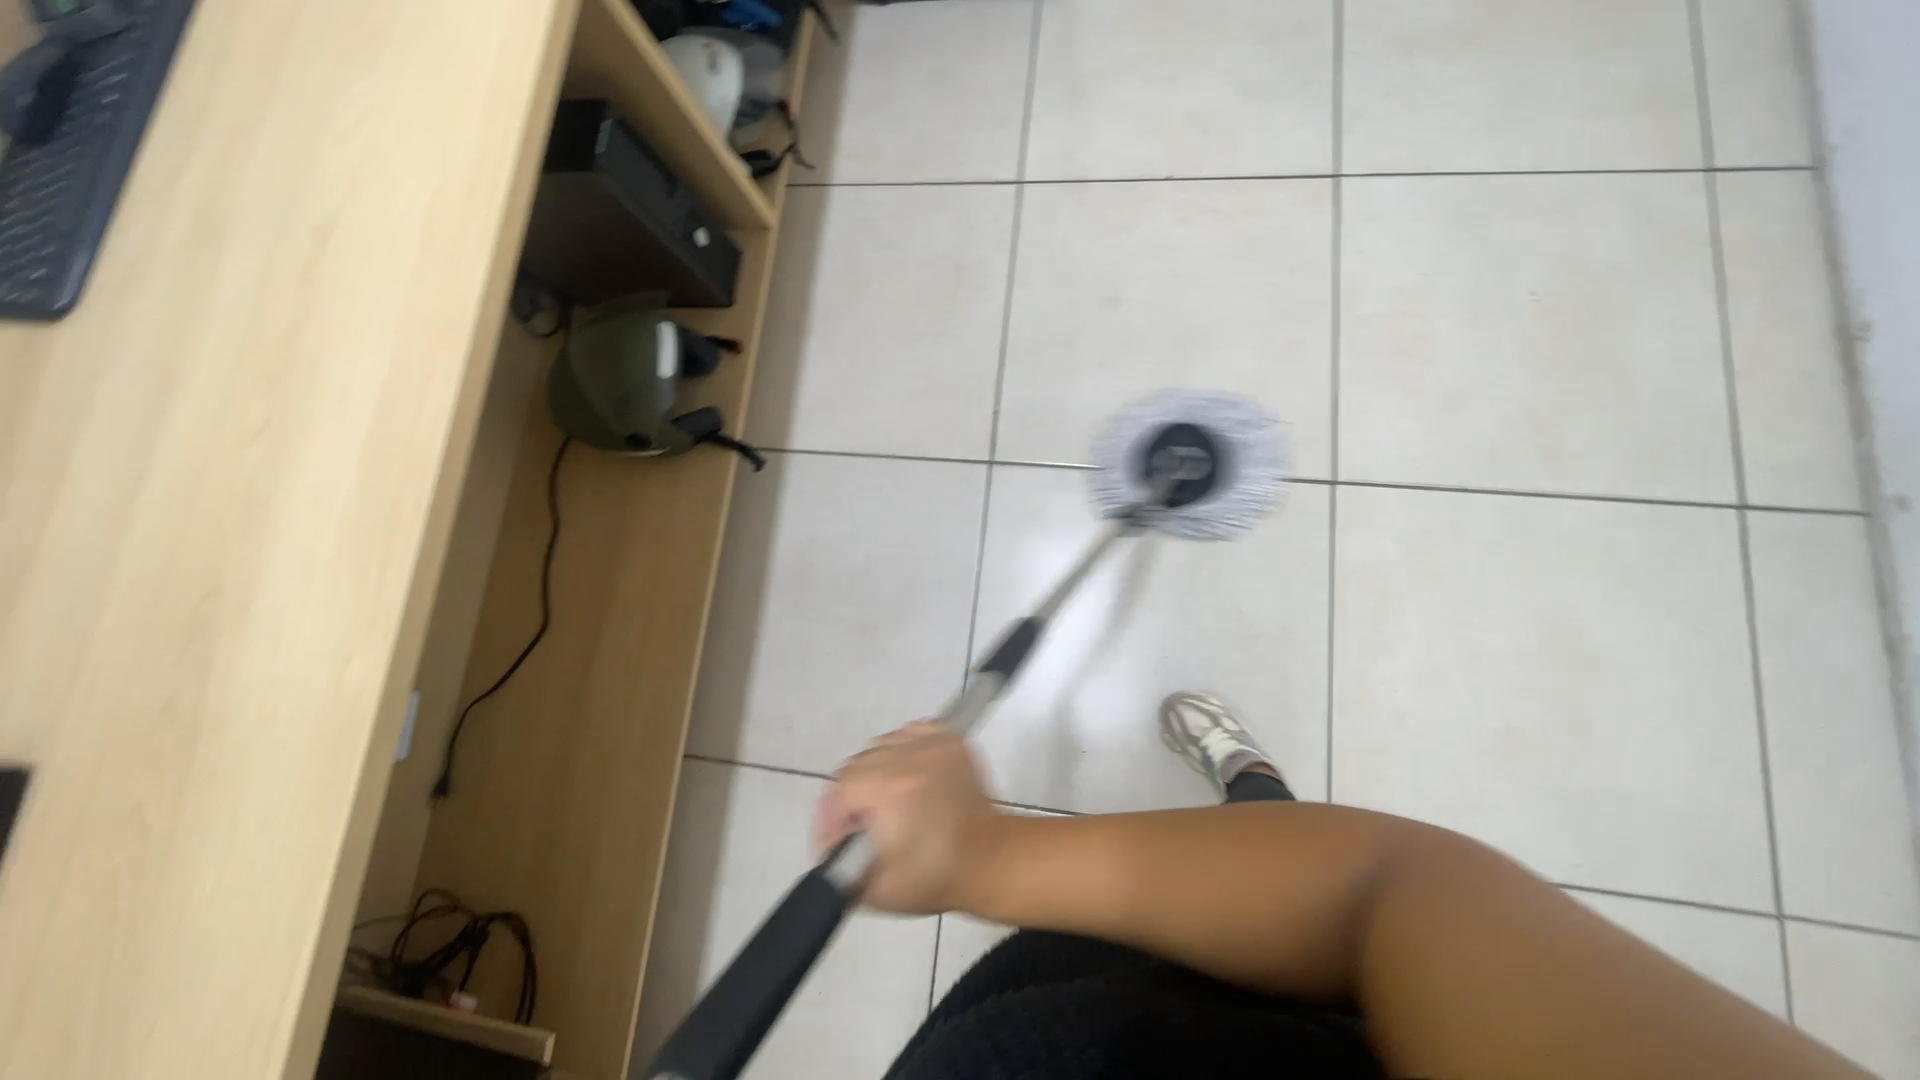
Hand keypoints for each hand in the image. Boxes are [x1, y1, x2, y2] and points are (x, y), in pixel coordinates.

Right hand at [814, 722, 1003, 914]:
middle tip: (864, 826)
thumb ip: (839, 869)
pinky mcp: (948, 738)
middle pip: (857, 766)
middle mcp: (911, 757)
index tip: (839, 840)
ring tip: (888, 803)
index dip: (833, 818)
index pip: (839, 790)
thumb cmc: (934, 877)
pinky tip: (908, 781)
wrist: (990, 860)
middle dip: (853, 797)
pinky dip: (900, 754)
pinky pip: (906, 734)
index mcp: (892, 790)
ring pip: (879, 748)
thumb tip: (823, 846)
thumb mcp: (877, 890)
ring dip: (875, 773)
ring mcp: (932, 743)